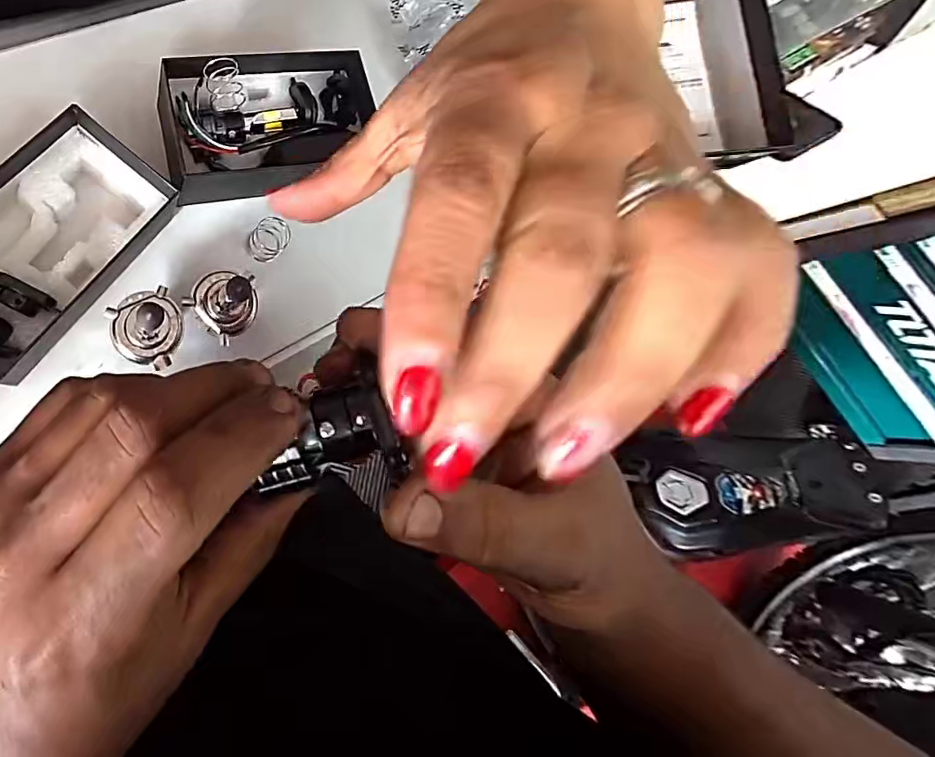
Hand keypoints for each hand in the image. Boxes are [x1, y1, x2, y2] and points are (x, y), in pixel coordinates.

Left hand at [0, 363, 307, 756]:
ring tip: (217, 396)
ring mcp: (2, 501)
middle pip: (137, 428)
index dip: (241, 438)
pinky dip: (128, 385)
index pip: (173, 494)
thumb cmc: (82, 698)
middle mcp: (30, 549)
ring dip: (179, 383)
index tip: (283, 416)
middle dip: (218, 393)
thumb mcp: (184, 638)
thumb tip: (290, 474)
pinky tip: (155, 399)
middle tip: (260, 392)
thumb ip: (244, 545)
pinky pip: (68, 396)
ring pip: (105, 399)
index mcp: (85, 616)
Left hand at [272, 0, 794, 491]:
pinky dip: (732, 352)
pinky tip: (679, 412)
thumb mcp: (410, 101)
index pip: (461, 199)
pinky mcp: (725, 188)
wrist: (581, 4)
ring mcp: (667, 158)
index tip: (409, 390)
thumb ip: (350, 165)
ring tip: (559, 456)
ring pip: (676, 271)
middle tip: (462, 447)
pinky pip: (758, 274)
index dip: (434, 296)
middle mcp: (585, 130)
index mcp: (493, 101)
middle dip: (511, 366)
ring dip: (623, 378)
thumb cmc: (492, 61)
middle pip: (560, 253)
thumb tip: (287, 207)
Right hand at [314, 307, 669, 630]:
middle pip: (425, 339)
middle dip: (369, 344)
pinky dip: (363, 410)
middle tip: (331, 374)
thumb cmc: (604, 560)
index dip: (406, 349)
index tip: (358, 377)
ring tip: (330, 393)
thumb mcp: (554, 546)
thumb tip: (403, 502)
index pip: (467, 343)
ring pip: (404, 368)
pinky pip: (396, 413)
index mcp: (539, 389)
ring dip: (361, 373)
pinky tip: (348, 424)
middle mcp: (499, 386)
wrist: (602, 595)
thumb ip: (482, 523)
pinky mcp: (444, 441)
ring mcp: (468, 411)